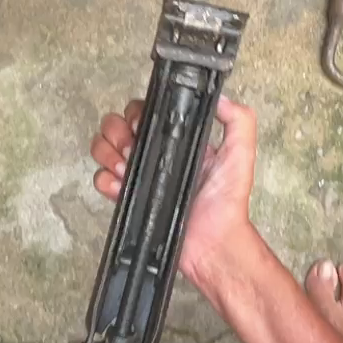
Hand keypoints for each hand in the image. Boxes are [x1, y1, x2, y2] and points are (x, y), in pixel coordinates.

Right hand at [91, 95, 260, 286]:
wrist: (212, 243)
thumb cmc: (227, 203)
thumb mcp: (240, 155)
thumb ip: (238, 122)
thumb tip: (219, 98)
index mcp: (176, 141)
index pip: (144, 112)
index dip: (137, 114)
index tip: (142, 126)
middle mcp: (154, 154)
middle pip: (116, 126)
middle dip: (116, 133)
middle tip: (131, 149)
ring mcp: (139, 176)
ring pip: (103, 148)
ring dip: (106, 153)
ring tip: (124, 168)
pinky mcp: (129, 198)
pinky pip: (101, 180)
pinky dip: (105, 180)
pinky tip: (120, 186)